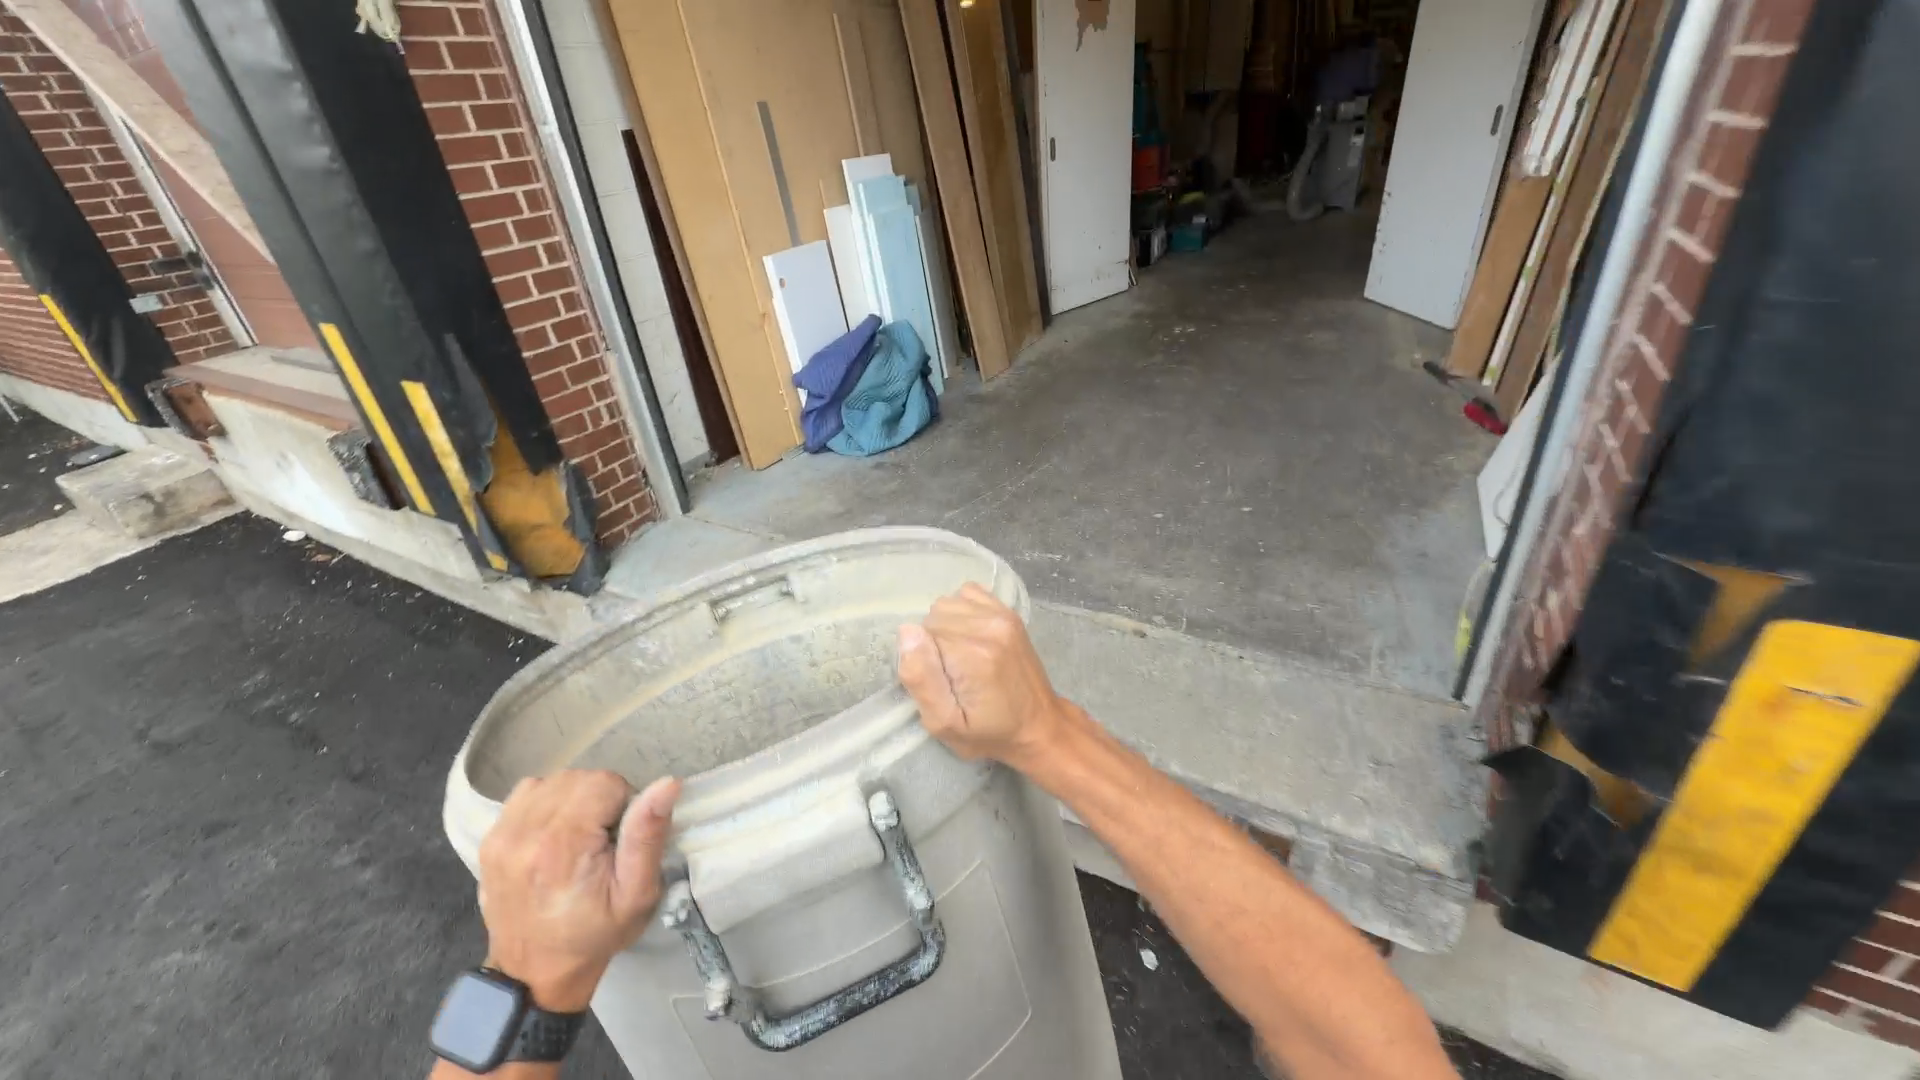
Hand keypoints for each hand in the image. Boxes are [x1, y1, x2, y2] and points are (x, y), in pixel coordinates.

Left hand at [477, 770, 681, 1011]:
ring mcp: (501, 833)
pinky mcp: (489, 837)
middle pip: (579, 779)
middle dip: (600, 800)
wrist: (535, 971)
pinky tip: (556, 831)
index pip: (606, 783)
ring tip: (580, 836)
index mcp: (563, 844)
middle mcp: (525, 832)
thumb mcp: (637, 893)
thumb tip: (668, 784)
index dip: (624, 804)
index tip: (621, 839)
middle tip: (604, 841)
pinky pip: (529, 791)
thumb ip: (649, 834)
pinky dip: (549, 802)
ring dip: (575, 799)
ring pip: (554, 781)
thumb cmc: (595, 934)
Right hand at [896, 583, 1071, 770]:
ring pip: (947, 604)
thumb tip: (907, 632)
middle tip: (951, 674)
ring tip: (961, 657)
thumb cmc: (989, 733)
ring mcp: (1002, 616)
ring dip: (946, 627)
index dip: (922, 660)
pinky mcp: (1009, 612)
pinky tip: (969, 637)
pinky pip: (967, 594)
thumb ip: (921, 678)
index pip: (921, 634)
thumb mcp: (945, 724)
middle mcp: (990, 627)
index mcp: (973, 655)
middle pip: (933, 617)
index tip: (940, 683)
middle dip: (933, 643)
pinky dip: (961, 612)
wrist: (1039, 727)